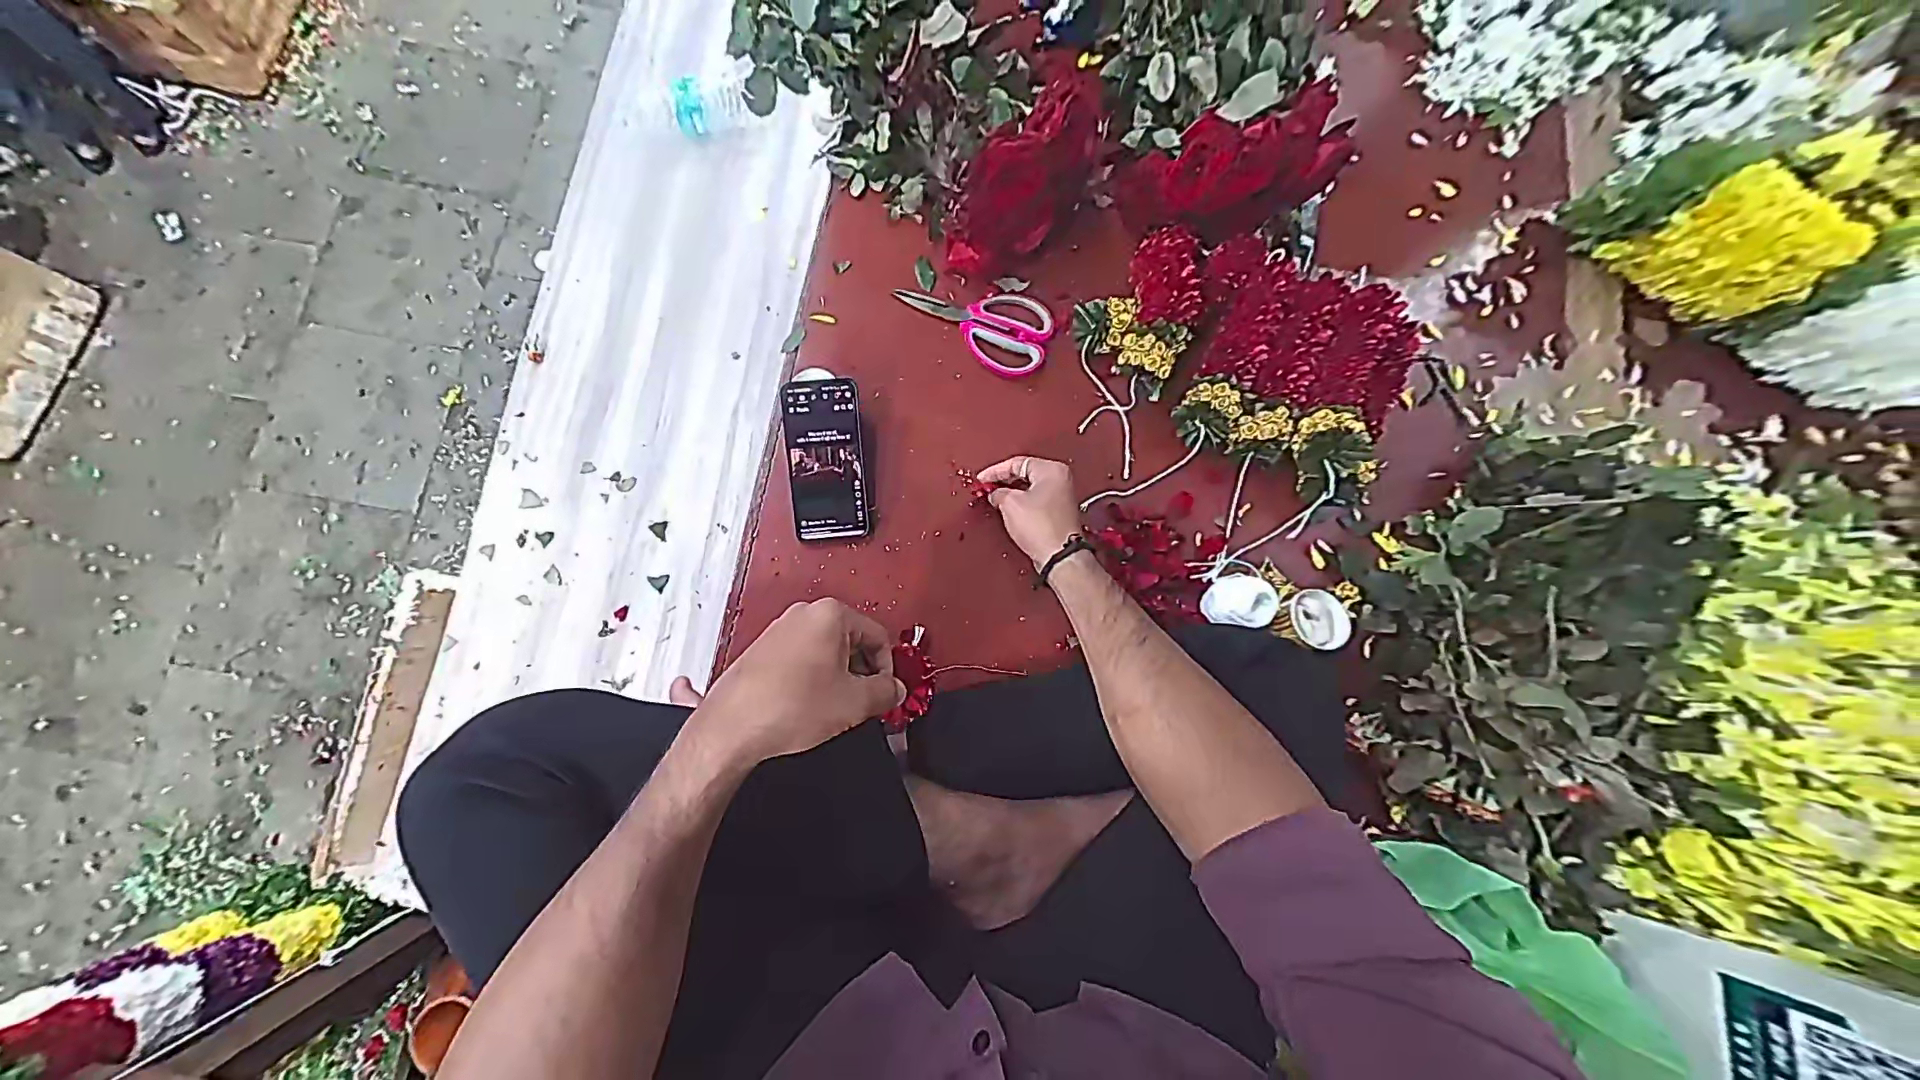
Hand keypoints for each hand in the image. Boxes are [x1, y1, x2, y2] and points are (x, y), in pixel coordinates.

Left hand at [692, 599, 904, 765]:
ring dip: (838, 678)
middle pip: (852, 641)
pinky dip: (813, 680)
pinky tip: (809, 707)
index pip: (878, 636)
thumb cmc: (784, 707)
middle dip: (862, 673)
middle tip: (864, 702)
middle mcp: (804, 614)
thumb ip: (885, 692)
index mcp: (830, 614)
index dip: (887, 668)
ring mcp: (781, 631)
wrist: (731, 728)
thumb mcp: (854, 702)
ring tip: (834, 708)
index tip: (885, 691)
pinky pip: (803, 660)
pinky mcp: (765, 651)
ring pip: (827, 651)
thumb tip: (893, 689)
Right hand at [978, 456, 1083, 568]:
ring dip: (1013, 493)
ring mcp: (1062, 496)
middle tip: (988, 486)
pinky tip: (1011, 511)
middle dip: (1004, 480)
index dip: (996, 470)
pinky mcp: (1059, 512)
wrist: (1059, 554)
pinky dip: (1022, 503)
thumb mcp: (1010, 504)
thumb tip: (996, 494)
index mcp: (1051, 470)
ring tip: (997, 499)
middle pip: (1025, 473)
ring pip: (1031, 488)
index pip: (1018, 463)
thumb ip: (999, 493)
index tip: (983, 478)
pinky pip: (1036, 501)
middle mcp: (1060, 480)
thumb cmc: (1042, 528)